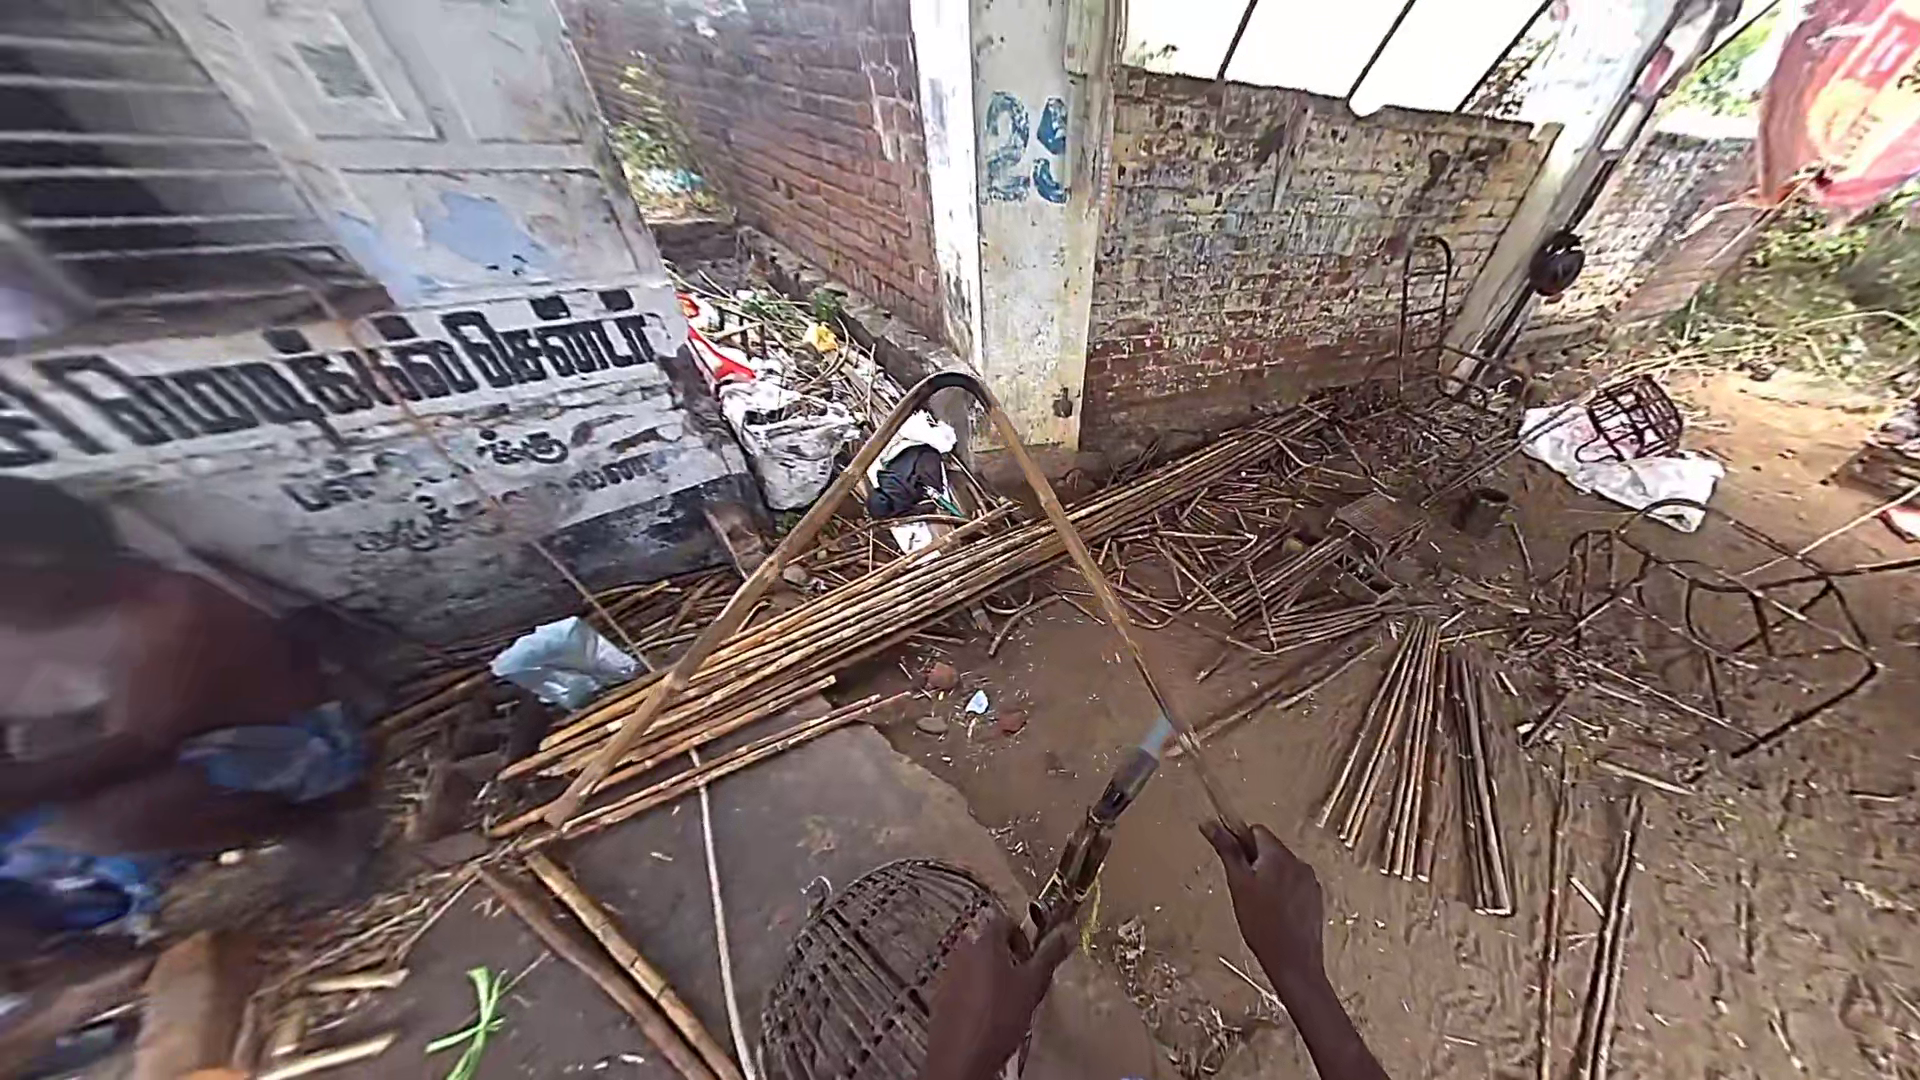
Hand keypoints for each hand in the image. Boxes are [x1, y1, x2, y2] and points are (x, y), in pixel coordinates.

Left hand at [920, 913, 1072, 1079]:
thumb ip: (1050, 955)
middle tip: (1021, 981)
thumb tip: (1068, 931)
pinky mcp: (940, 995)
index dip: (1022, 937)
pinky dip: (974, 991)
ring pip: (975, 963)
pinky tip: (985, 1015)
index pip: (1005, 922)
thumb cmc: (999, 1017)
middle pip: (989, 942)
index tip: (1031, 959)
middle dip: (1007, 958)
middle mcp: (964, 949)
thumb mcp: (1032, 985)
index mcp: (986, 941)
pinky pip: (961, 983)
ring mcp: (949, 971)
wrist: (962, 1057)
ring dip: (990, 974)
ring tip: (1004, 1001)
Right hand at [1202, 819, 1326, 996]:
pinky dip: (1282, 889)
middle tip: (1244, 886)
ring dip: (1268, 874)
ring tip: (1259, 902)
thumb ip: (1226, 849)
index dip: (1241, 843)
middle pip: (1270, 847)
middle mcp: (1299, 863)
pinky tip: (1275, 911)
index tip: (1235, 865)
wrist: (1295, 964)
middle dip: (1255, 860)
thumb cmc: (1261, 922)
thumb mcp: (1237, 882)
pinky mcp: (1316, 900)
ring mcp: (1310, 882)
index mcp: (1279, 855)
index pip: (1256, 830)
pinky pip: (1294, 882)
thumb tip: (1208, 823)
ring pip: (1281, 865)